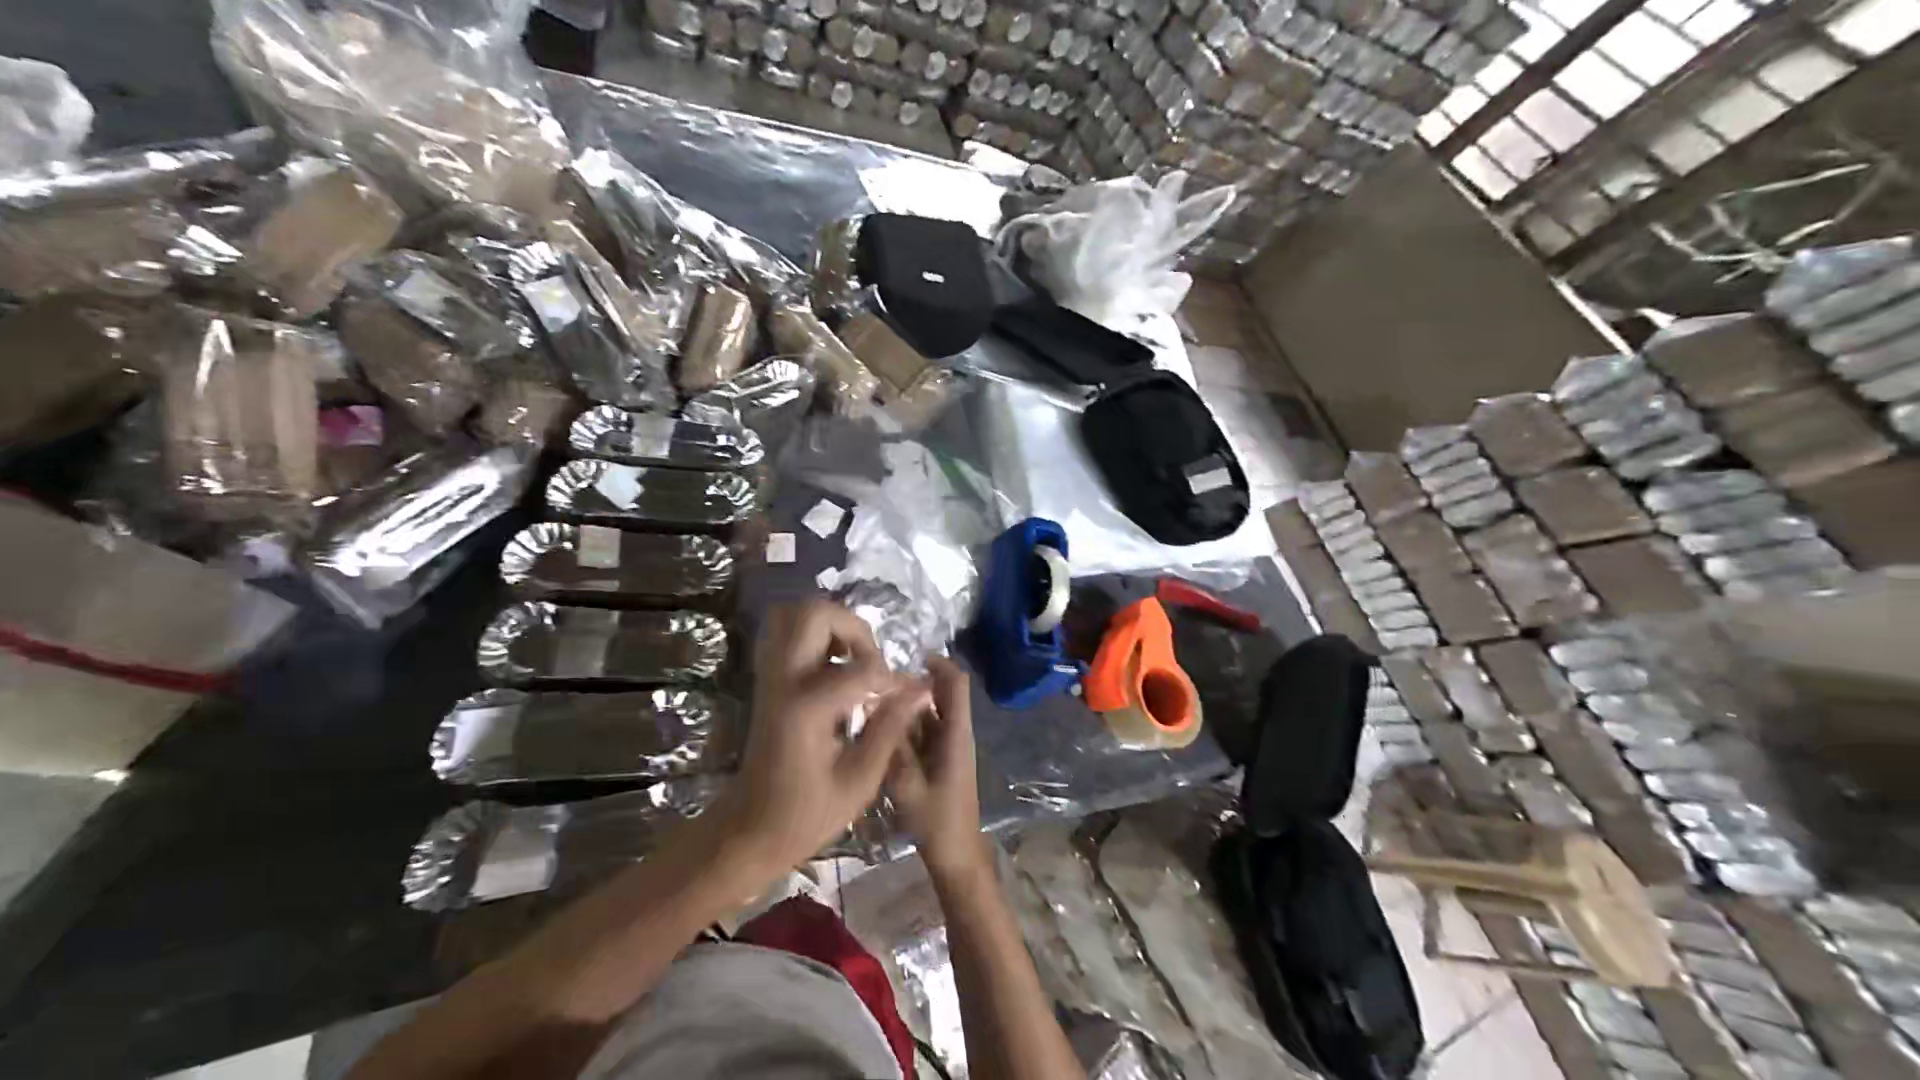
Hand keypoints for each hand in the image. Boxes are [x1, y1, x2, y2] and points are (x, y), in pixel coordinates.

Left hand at [713, 600, 926, 876]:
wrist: (750, 829)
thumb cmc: (807, 815)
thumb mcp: (860, 780)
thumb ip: (890, 727)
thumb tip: (921, 689)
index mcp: (806, 708)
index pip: (861, 668)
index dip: (892, 679)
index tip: (907, 696)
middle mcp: (783, 681)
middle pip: (813, 614)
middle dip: (853, 627)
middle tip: (872, 661)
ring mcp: (769, 677)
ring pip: (792, 615)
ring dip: (830, 625)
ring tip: (853, 659)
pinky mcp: (766, 681)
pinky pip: (784, 635)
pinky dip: (813, 637)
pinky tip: (835, 668)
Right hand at [887, 656, 985, 877]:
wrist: (955, 856)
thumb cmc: (937, 821)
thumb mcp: (908, 785)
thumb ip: (894, 745)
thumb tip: (880, 705)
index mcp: (956, 734)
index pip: (956, 683)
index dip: (938, 664)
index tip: (908, 657)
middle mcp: (955, 734)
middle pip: (939, 695)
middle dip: (912, 685)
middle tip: (877, 684)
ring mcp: (947, 748)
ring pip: (928, 714)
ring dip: (906, 707)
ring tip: (872, 703)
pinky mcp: (938, 762)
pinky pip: (923, 733)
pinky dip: (905, 727)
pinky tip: (879, 731)